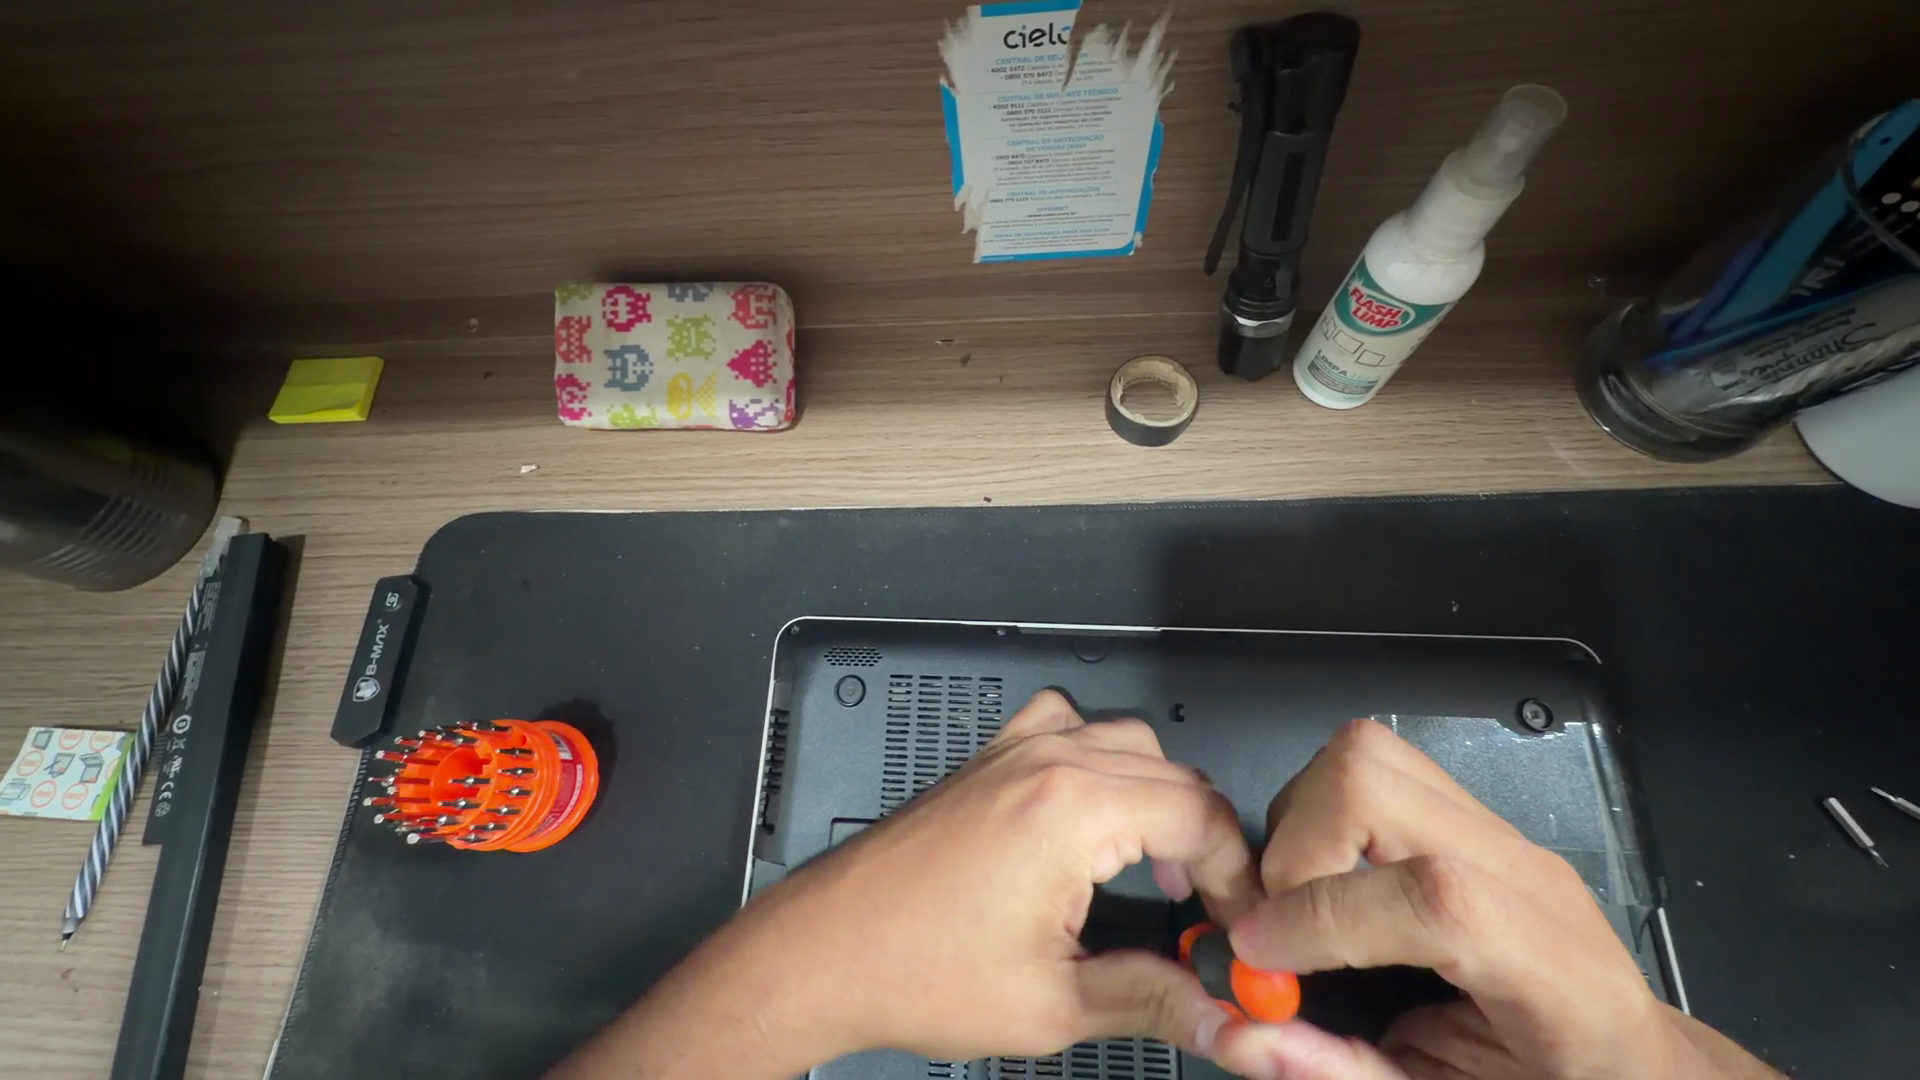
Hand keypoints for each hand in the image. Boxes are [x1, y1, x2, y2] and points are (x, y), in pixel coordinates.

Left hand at [551, 690, 1262, 1078]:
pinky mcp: (989, 755)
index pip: (1200, 814)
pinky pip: (1062, 722)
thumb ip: (1155, 998)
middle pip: (1172, 772)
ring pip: (1124, 739)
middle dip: (1204, 836)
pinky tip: (1085, 802)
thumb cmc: (924, 972)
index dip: (1235, 871)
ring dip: (1156, 791)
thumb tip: (1230, 1018)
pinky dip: (1094, 751)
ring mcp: (1015, 748)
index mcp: (1073, 808)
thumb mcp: (1055, 1003)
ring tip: (1150, 860)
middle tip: (1200, 905)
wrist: (832, 944)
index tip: (1236, 921)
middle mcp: (1050, 759)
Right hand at [1207, 719, 1780, 1079]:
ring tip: (1295, 891)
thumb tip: (1249, 1034)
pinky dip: (1315, 807)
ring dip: (1297, 817)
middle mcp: (1526, 876)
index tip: (1258, 955)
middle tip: (1276, 916)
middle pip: (1378, 787)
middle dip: (1293, 846)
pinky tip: (1323, 869)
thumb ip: (1347, 1072)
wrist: (1631, 1059)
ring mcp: (1495, 829)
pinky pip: (1366, 763)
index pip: (1436, 900)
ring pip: (1363, 755)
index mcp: (1560, 977)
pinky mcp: (1460, 809)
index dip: (1324, 917)